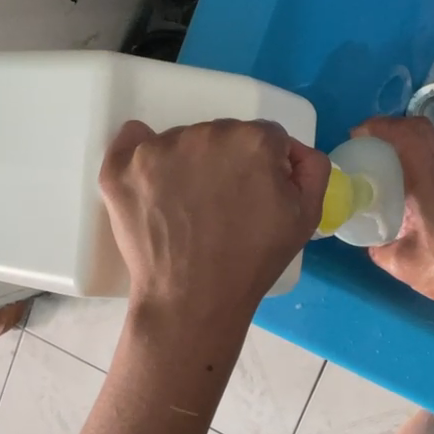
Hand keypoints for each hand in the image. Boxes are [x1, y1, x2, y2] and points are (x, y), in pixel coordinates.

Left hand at [99, 119, 330, 323]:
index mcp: (254, 141)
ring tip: (189, 210)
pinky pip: (132, 139)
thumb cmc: (253, 262)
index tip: (257, 197)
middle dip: (229, 162)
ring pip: (182, 140)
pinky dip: (142, 156)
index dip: (267, 167)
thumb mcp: (307, 218)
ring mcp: (158, 148)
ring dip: (189, 163)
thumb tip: (293, 151)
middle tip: (224, 207)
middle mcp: (205, 133)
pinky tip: (152, 183)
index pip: (267, 138)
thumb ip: (312, 169)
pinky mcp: (122, 166)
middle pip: (223, 135)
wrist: (193, 301)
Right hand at [353, 116, 433, 314]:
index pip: (404, 134)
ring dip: (411, 136)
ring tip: (389, 154)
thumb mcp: (399, 262)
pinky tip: (411, 175)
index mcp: (428, 180)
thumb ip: (377, 245)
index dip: (377, 127)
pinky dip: (424, 151)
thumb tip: (369, 236)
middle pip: (421, 128)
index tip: (356, 136)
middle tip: (370, 142)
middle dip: (392, 126)